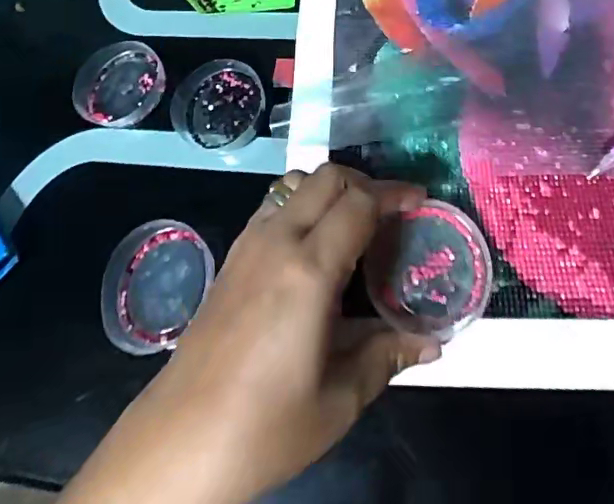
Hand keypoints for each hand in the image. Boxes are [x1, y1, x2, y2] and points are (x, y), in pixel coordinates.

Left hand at [61, 165, 440, 503]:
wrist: (183, 435)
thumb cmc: (267, 423)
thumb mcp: (339, 399)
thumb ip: (386, 356)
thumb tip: (430, 342)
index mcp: (308, 269)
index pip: (358, 203)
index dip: (394, 194)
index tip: (419, 201)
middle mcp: (276, 240)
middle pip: (325, 178)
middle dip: (365, 182)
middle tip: (392, 211)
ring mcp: (248, 243)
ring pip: (295, 184)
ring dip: (330, 190)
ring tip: (356, 224)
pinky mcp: (231, 255)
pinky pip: (273, 206)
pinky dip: (302, 205)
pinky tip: (315, 246)